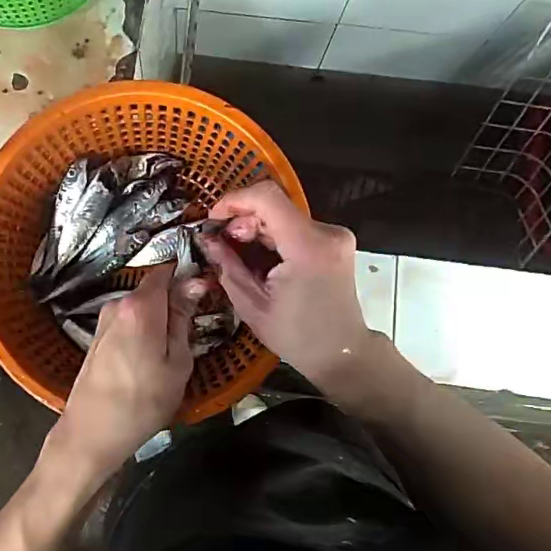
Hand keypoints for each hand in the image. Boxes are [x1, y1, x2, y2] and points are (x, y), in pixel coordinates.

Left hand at [46, 264, 202, 480]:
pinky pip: (129, 322)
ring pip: (141, 307)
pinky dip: (144, 330)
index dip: (187, 276)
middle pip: (153, 289)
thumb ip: (184, 318)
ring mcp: (104, 321)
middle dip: (175, 301)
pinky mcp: (97, 337)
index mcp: (141, 306)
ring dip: (159, 318)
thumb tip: (194, 283)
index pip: (167, 270)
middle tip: (195, 328)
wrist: (92, 434)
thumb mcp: (178, 362)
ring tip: (174, 349)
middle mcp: (118, 304)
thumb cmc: (143, 401)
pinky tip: (152, 357)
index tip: (205, 293)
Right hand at [200, 181, 375, 387]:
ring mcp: (335, 236)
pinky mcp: (335, 241)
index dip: (234, 200)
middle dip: (243, 219)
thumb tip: (209, 240)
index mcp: (307, 248)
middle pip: (275, 205)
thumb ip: (229, 266)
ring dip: (257, 229)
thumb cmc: (298, 337)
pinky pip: (296, 227)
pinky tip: (263, 259)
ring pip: (284, 215)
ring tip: (242, 256)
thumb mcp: (253, 305)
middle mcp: (327, 233)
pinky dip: (274, 236)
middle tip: (224, 245)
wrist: (341, 352)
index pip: (267, 198)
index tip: (214, 218)